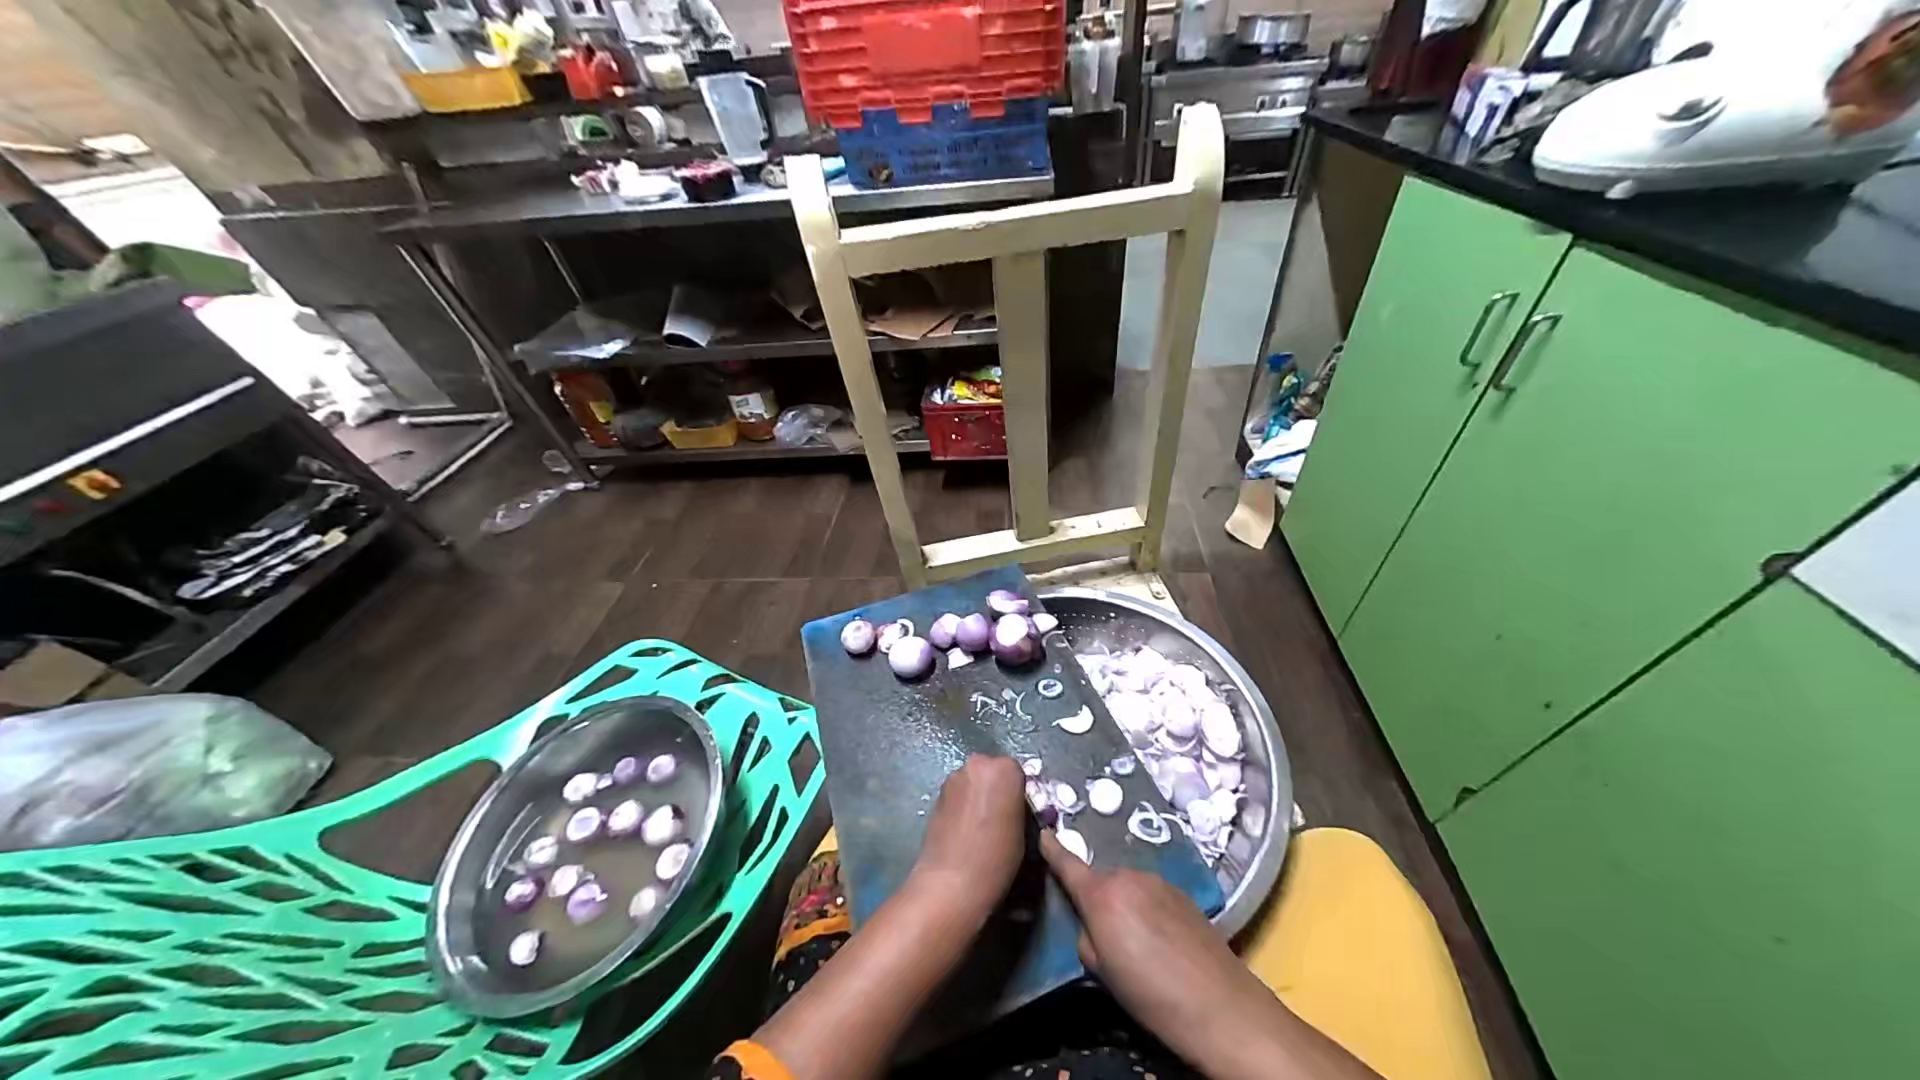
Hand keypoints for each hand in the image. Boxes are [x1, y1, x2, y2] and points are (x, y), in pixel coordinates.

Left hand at [909, 754, 1026, 917]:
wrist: (950, 883)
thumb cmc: (996, 858)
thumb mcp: (1024, 833)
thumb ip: (1022, 808)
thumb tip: (1018, 806)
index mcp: (1004, 768)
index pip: (1019, 772)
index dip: (1021, 794)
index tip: (1021, 814)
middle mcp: (976, 764)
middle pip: (994, 771)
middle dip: (998, 789)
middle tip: (1003, 818)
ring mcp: (953, 777)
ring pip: (974, 781)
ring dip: (980, 796)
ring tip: (982, 826)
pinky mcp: (937, 793)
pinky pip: (959, 793)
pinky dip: (965, 804)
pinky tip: (966, 829)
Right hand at [1037, 830, 1281, 1068]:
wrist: (1219, 1005)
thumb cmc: (1150, 993)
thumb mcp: (1100, 970)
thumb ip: (1086, 935)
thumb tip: (1092, 923)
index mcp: (1102, 894)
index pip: (1067, 863)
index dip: (1052, 849)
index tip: (1042, 833)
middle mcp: (1129, 876)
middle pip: (1102, 879)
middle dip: (1098, 898)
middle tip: (1105, 933)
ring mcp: (1159, 881)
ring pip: (1129, 886)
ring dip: (1126, 903)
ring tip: (1138, 941)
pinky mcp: (1184, 893)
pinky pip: (1152, 894)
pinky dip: (1149, 908)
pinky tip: (1162, 940)